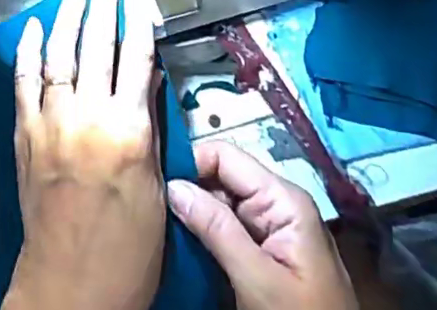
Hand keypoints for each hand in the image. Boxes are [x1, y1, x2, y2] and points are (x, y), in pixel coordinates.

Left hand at [5, 0, 165, 309]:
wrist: (71, 287)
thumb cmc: (128, 246)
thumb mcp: (153, 184)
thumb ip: (147, 124)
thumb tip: (147, 78)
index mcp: (128, 130)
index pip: (136, 58)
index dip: (138, 21)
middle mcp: (88, 116)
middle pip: (96, 47)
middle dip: (102, 10)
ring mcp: (52, 122)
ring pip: (58, 56)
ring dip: (66, 20)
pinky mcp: (25, 134)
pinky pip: (23, 83)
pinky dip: (26, 53)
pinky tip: (31, 30)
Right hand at [166, 141, 357, 309]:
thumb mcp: (258, 280)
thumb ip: (217, 229)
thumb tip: (173, 185)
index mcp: (283, 198)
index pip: (226, 156)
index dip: (190, 163)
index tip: (158, 185)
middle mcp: (276, 203)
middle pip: (221, 178)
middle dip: (188, 191)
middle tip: (153, 210)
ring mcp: (271, 230)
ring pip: (220, 205)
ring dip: (192, 215)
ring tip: (160, 226)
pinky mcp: (264, 254)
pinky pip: (227, 231)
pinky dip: (204, 236)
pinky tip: (181, 245)